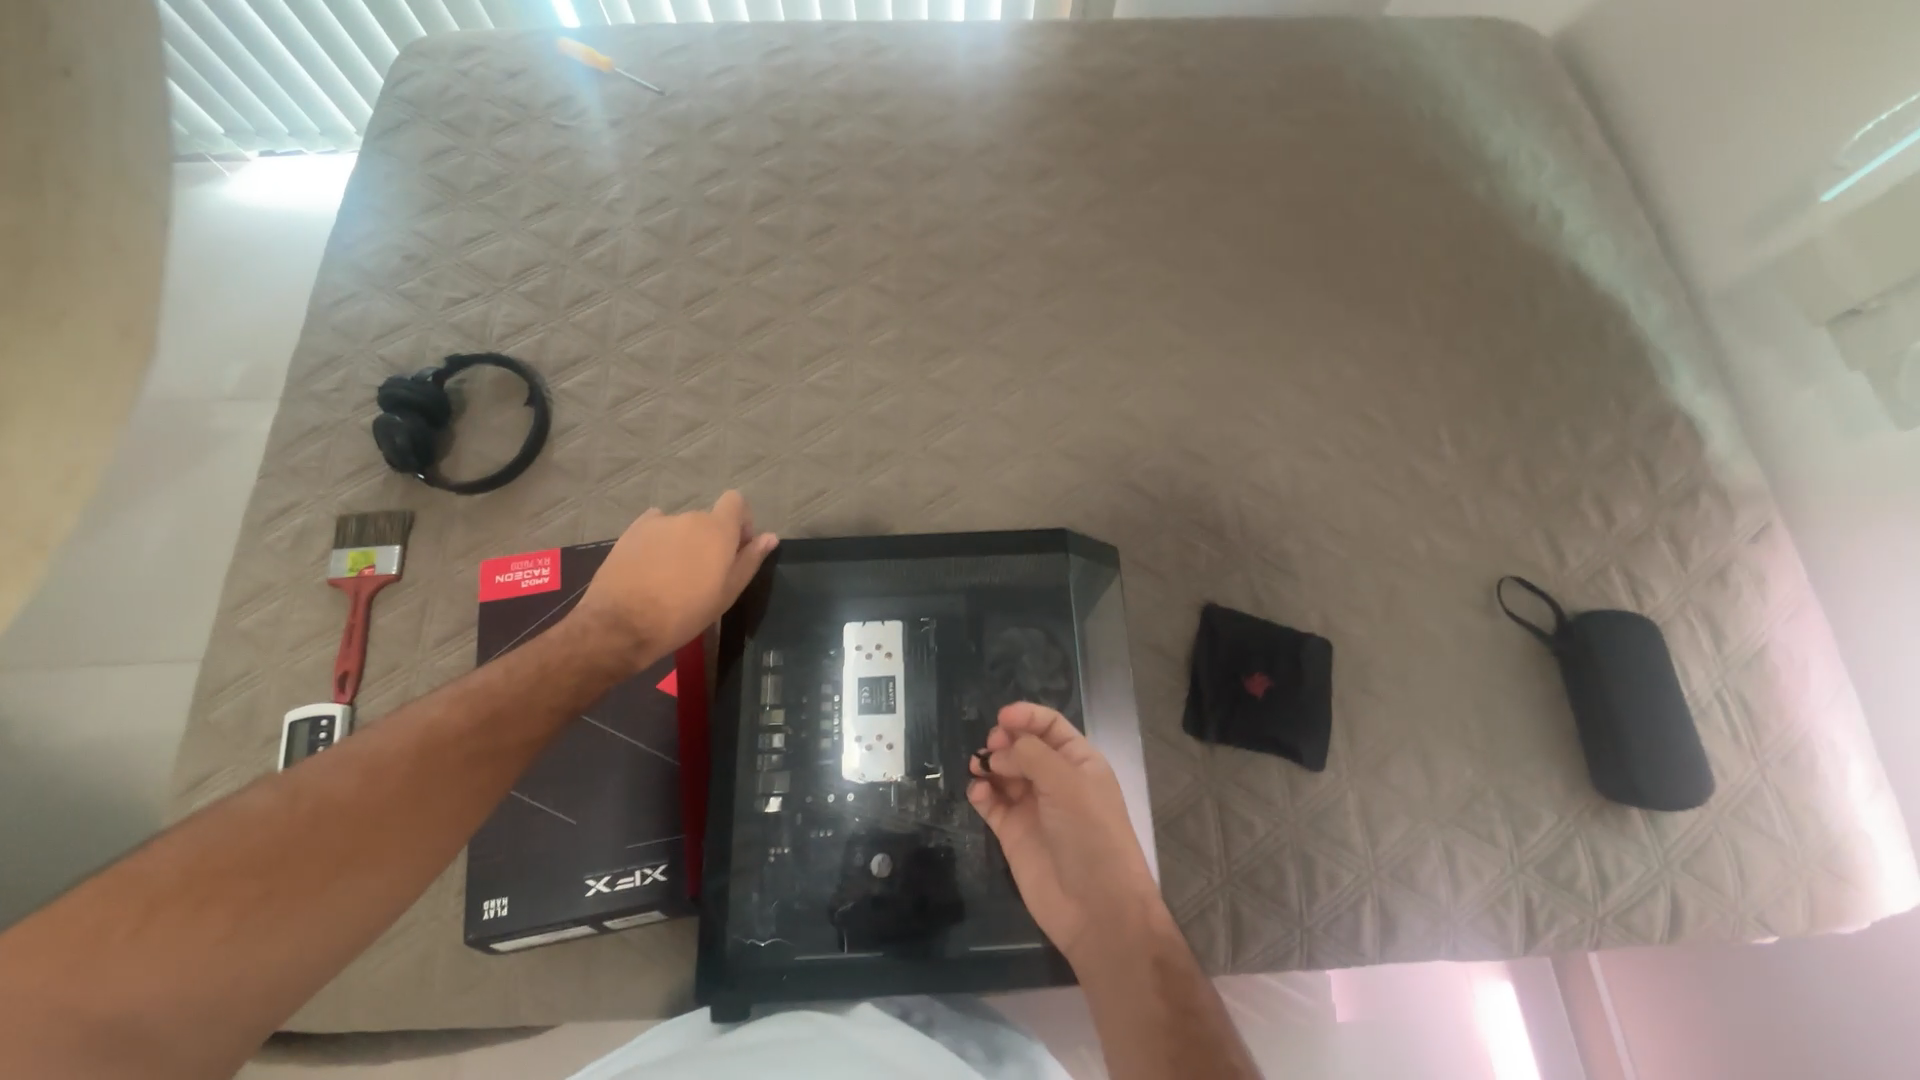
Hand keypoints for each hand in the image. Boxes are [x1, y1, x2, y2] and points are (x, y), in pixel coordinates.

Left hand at [568, 491, 776, 671]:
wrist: (623, 624)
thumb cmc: (685, 612)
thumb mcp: (727, 592)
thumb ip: (750, 560)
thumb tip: (770, 537)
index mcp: (717, 529)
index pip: (736, 502)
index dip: (740, 522)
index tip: (736, 549)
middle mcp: (689, 517)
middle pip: (707, 520)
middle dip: (710, 541)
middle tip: (703, 576)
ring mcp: (656, 522)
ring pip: (680, 528)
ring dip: (683, 544)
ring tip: (672, 578)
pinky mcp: (630, 532)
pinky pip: (655, 530)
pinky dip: (659, 544)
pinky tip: (650, 569)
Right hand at [968, 703, 1167, 964]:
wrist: (1096, 909)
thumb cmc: (1091, 836)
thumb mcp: (1068, 785)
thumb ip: (1032, 756)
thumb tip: (1000, 749)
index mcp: (1080, 763)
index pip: (1051, 727)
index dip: (1026, 716)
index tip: (1002, 718)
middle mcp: (1056, 781)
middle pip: (1023, 747)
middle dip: (1005, 741)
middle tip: (992, 748)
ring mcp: (1033, 808)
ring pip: (1003, 773)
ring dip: (989, 765)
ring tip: (979, 767)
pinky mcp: (1013, 834)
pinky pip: (992, 804)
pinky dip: (981, 794)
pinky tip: (978, 793)